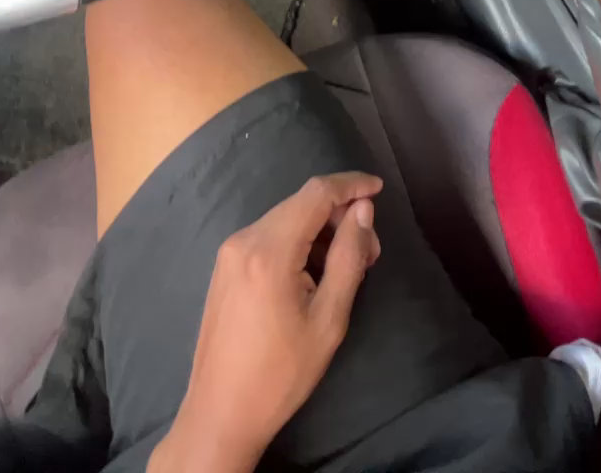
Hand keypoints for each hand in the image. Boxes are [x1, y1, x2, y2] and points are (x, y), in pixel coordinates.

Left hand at [149, 173, 383, 472]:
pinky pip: (271, 236)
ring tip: (347, 267)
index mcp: (269, 250)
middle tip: (370, 252)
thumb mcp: (329, 318)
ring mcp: (230, 252)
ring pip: (288, 219)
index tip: (380, 188)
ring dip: (321, 231)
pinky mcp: (226, 267)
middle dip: (341, 216)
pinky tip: (316, 273)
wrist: (220, 415)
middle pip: (303, 204)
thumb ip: (349, 256)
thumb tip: (363, 210)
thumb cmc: (281, 372)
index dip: (351, 184)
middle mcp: (244, 239)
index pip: (316, 193)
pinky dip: (299, 242)